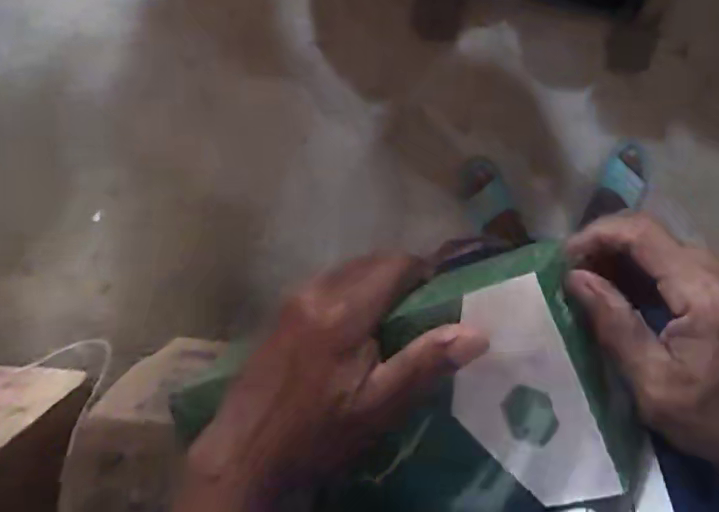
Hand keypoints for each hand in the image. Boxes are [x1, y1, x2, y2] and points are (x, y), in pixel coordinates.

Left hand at [178, 254, 490, 511]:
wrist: (240, 458)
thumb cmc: (316, 434)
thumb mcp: (378, 407)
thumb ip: (426, 362)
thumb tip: (478, 333)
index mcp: (345, 311)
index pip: (396, 264)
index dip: (423, 270)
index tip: (438, 293)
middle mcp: (319, 291)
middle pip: (374, 260)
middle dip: (401, 274)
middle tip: (418, 307)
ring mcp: (296, 297)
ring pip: (350, 268)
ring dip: (375, 279)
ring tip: (389, 316)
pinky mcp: (282, 309)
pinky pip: (329, 280)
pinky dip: (351, 288)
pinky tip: (353, 324)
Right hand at [565, 214, 718, 494]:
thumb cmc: (717, 417)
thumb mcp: (656, 385)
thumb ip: (615, 325)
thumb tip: (575, 278)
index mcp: (698, 284)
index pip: (639, 232)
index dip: (596, 235)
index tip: (562, 259)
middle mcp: (706, 263)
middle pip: (643, 230)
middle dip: (600, 244)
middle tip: (566, 273)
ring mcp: (709, 269)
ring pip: (649, 242)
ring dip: (613, 256)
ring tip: (580, 283)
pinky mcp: (707, 281)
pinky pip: (660, 260)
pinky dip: (630, 270)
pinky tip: (608, 293)